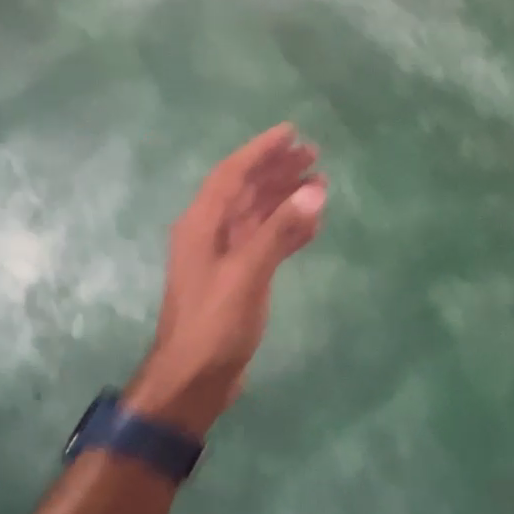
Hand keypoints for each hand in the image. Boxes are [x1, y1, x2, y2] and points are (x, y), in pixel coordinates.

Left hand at [125, 124, 325, 436]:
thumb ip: (279, 232)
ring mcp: (225, 257)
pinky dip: (288, 228)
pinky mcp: (239, 278)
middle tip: (314, 154)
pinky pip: (266, 240)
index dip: (259, 152)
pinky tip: (312, 224)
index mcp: (202, 226)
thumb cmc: (213, 325)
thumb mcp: (247, 275)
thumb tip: (315, 191)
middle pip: (245, 190)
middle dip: (277, 170)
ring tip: (320, 182)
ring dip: (285, 197)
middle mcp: (210, 234)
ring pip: (258, 214)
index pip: (231, 175)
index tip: (290, 133)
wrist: (192, 381)